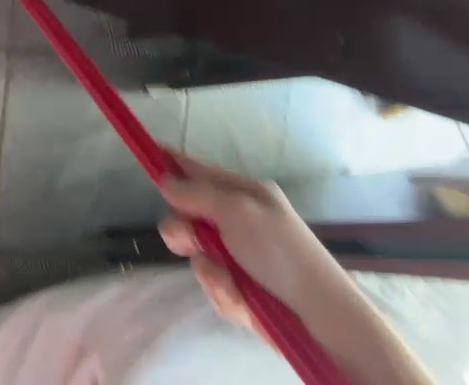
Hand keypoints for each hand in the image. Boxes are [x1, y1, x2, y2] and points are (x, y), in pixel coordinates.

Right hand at [160, 151, 437, 384]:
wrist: (320, 317)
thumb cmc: (281, 252)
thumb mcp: (237, 212)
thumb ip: (197, 194)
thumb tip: (165, 179)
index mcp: (243, 194)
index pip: (199, 171)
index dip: (173, 162)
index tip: (148, 152)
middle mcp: (238, 222)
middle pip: (187, 214)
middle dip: (182, 229)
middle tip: (185, 240)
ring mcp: (239, 257)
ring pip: (195, 254)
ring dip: (207, 269)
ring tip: (226, 281)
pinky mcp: (240, 290)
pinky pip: (211, 284)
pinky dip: (221, 292)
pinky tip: (238, 300)